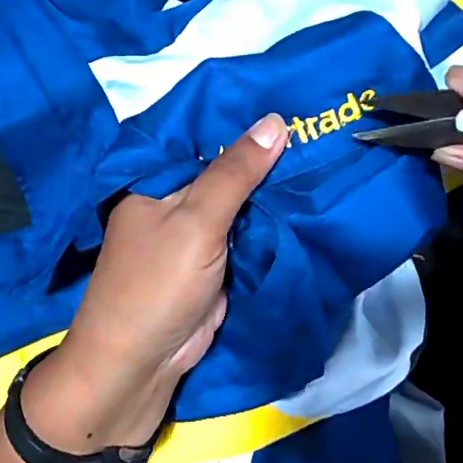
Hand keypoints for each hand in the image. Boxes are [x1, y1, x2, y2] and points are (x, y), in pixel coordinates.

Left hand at [23, 114, 288, 450]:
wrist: (139, 367)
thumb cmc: (156, 283)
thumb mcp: (196, 222)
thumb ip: (234, 173)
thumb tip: (275, 120)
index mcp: (155, 178)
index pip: (202, 134)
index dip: (242, 118)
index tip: (289, 96)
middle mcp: (173, 199)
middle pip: (224, 168)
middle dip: (264, 153)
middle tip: (318, 121)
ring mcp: (195, 232)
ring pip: (239, 201)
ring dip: (272, 186)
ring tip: (323, 149)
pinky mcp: (214, 262)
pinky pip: (245, 231)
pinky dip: (270, 220)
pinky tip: (307, 197)